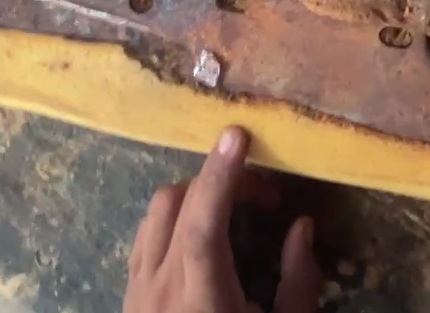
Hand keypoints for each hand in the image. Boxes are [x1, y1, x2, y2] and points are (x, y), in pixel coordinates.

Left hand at [124, 126, 320, 312]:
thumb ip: (298, 281)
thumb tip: (301, 226)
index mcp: (200, 301)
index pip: (203, 222)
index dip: (221, 175)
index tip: (239, 134)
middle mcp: (158, 293)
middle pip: (176, 204)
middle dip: (221, 180)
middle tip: (266, 197)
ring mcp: (136, 300)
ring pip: (155, 217)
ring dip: (195, 197)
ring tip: (235, 214)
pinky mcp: (128, 306)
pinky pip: (145, 241)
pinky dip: (175, 221)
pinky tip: (203, 242)